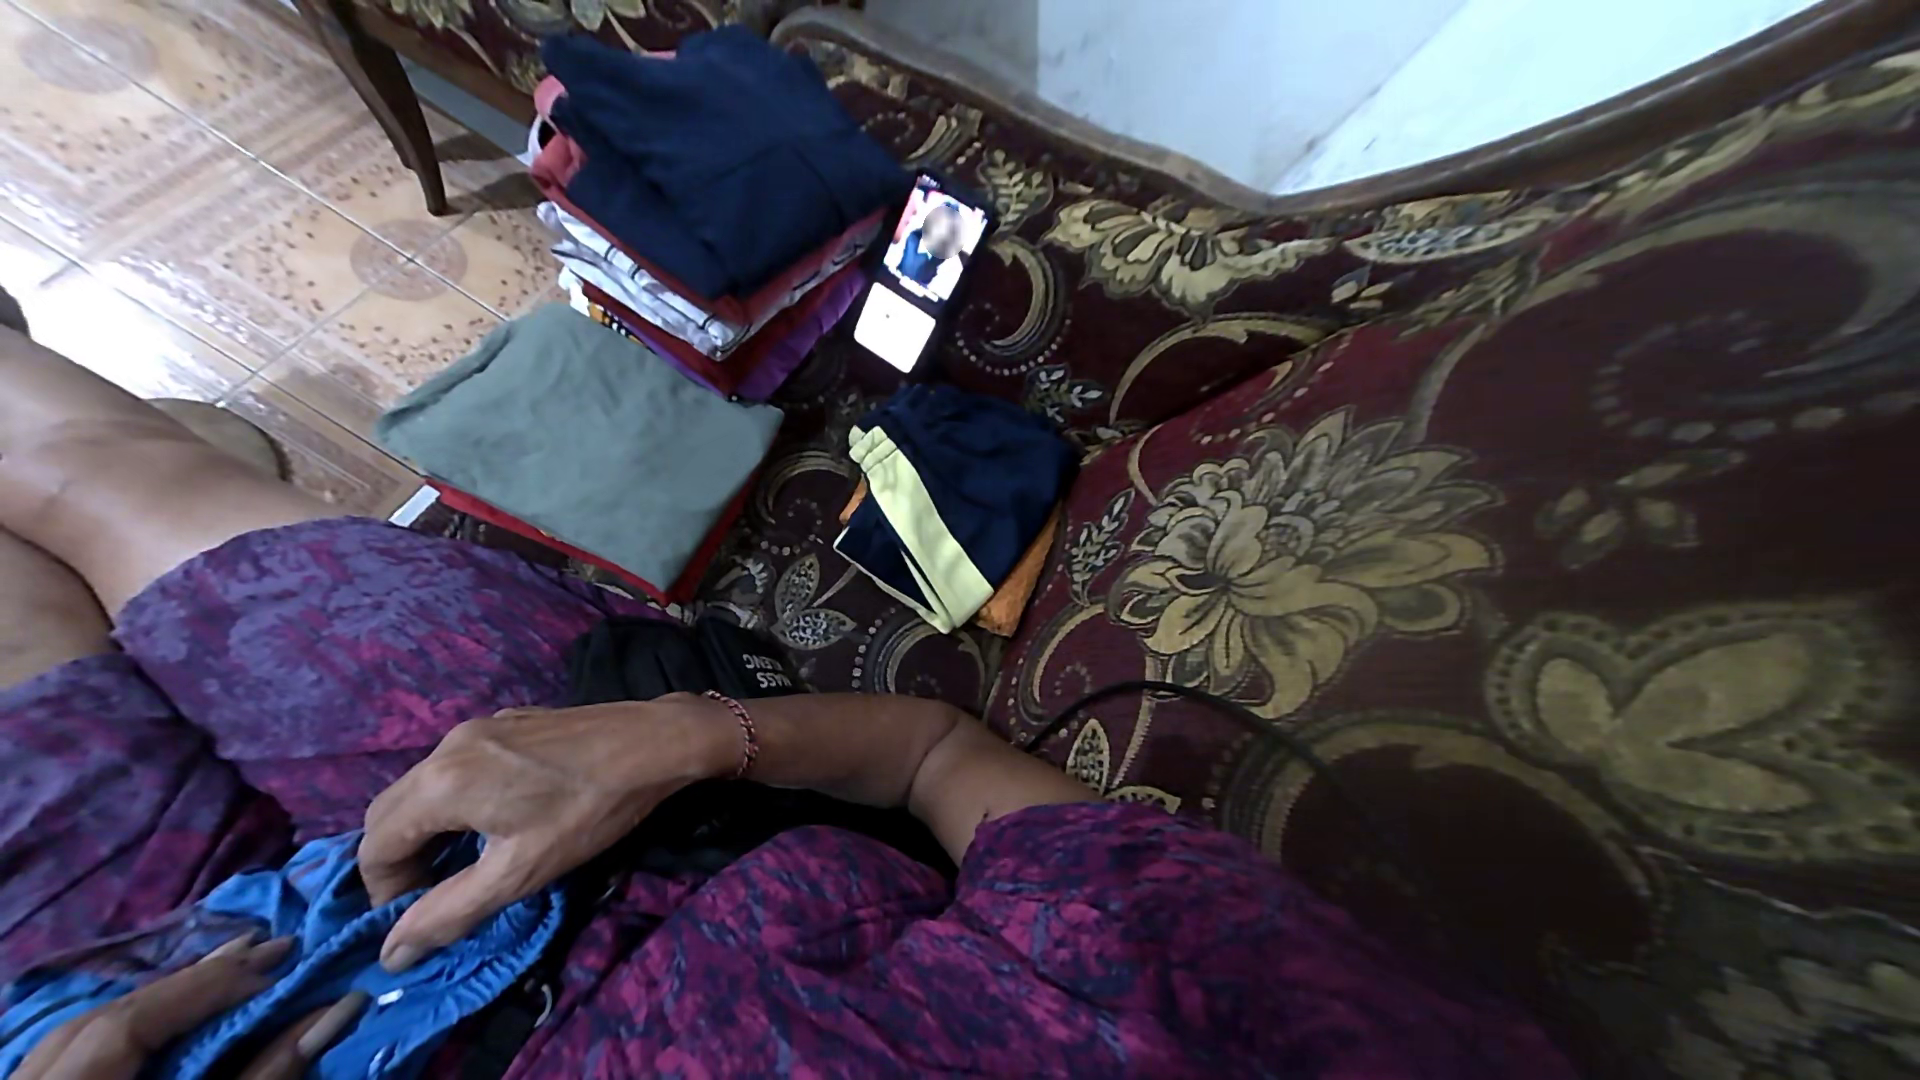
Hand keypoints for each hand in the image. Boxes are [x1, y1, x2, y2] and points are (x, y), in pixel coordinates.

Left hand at [14, 934, 367, 1079]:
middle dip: (194, 978)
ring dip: (168, 993)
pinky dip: (137, 1021)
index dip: (208, 985)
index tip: (282, 965)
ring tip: (240, 966)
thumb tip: (345, 1004)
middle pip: (100, 1018)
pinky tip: (185, 1008)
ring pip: (80, 1031)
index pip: (126, 1022)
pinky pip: (71, 1053)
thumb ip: (265, 1077)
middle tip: (275, 951)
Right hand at [358, 697, 735, 971]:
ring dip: (433, 822)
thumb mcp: (522, 869)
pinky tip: (504, 808)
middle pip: (393, 810)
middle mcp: (452, 744)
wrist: (659, 740)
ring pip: (428, 782)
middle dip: (403, 855)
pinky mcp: (518, 717)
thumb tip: (392, 951)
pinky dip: (462, 791)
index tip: (423, 911)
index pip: (375, 848)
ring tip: (473, 851)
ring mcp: (487, 724)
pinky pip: (465, 760)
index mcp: (442, 782)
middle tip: (442, 886)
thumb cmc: (592, 806)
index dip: (388, 890)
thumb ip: (450, 911)